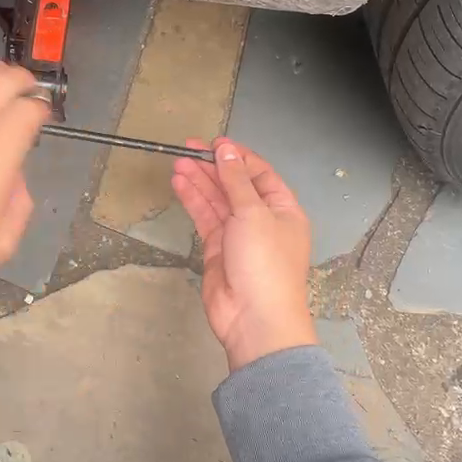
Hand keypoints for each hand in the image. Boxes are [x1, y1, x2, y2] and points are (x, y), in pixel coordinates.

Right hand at [171, 137, 316, 371]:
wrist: (254, 318)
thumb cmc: (264, 262)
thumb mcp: (253, 214)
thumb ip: (235, 180)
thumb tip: (225, 150)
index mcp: (283, 209)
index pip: (259, 174)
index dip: (237, 157)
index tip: (214, 143)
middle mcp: (262, 219)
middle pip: (235, 185)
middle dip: (213, 167)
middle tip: (187, 149)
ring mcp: (238, 234)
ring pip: (217, 200)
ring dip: (199, 181)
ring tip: (178, 163)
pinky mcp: (217, 248)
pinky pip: (205, 217)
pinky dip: (192, 200)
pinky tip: (179, 184)